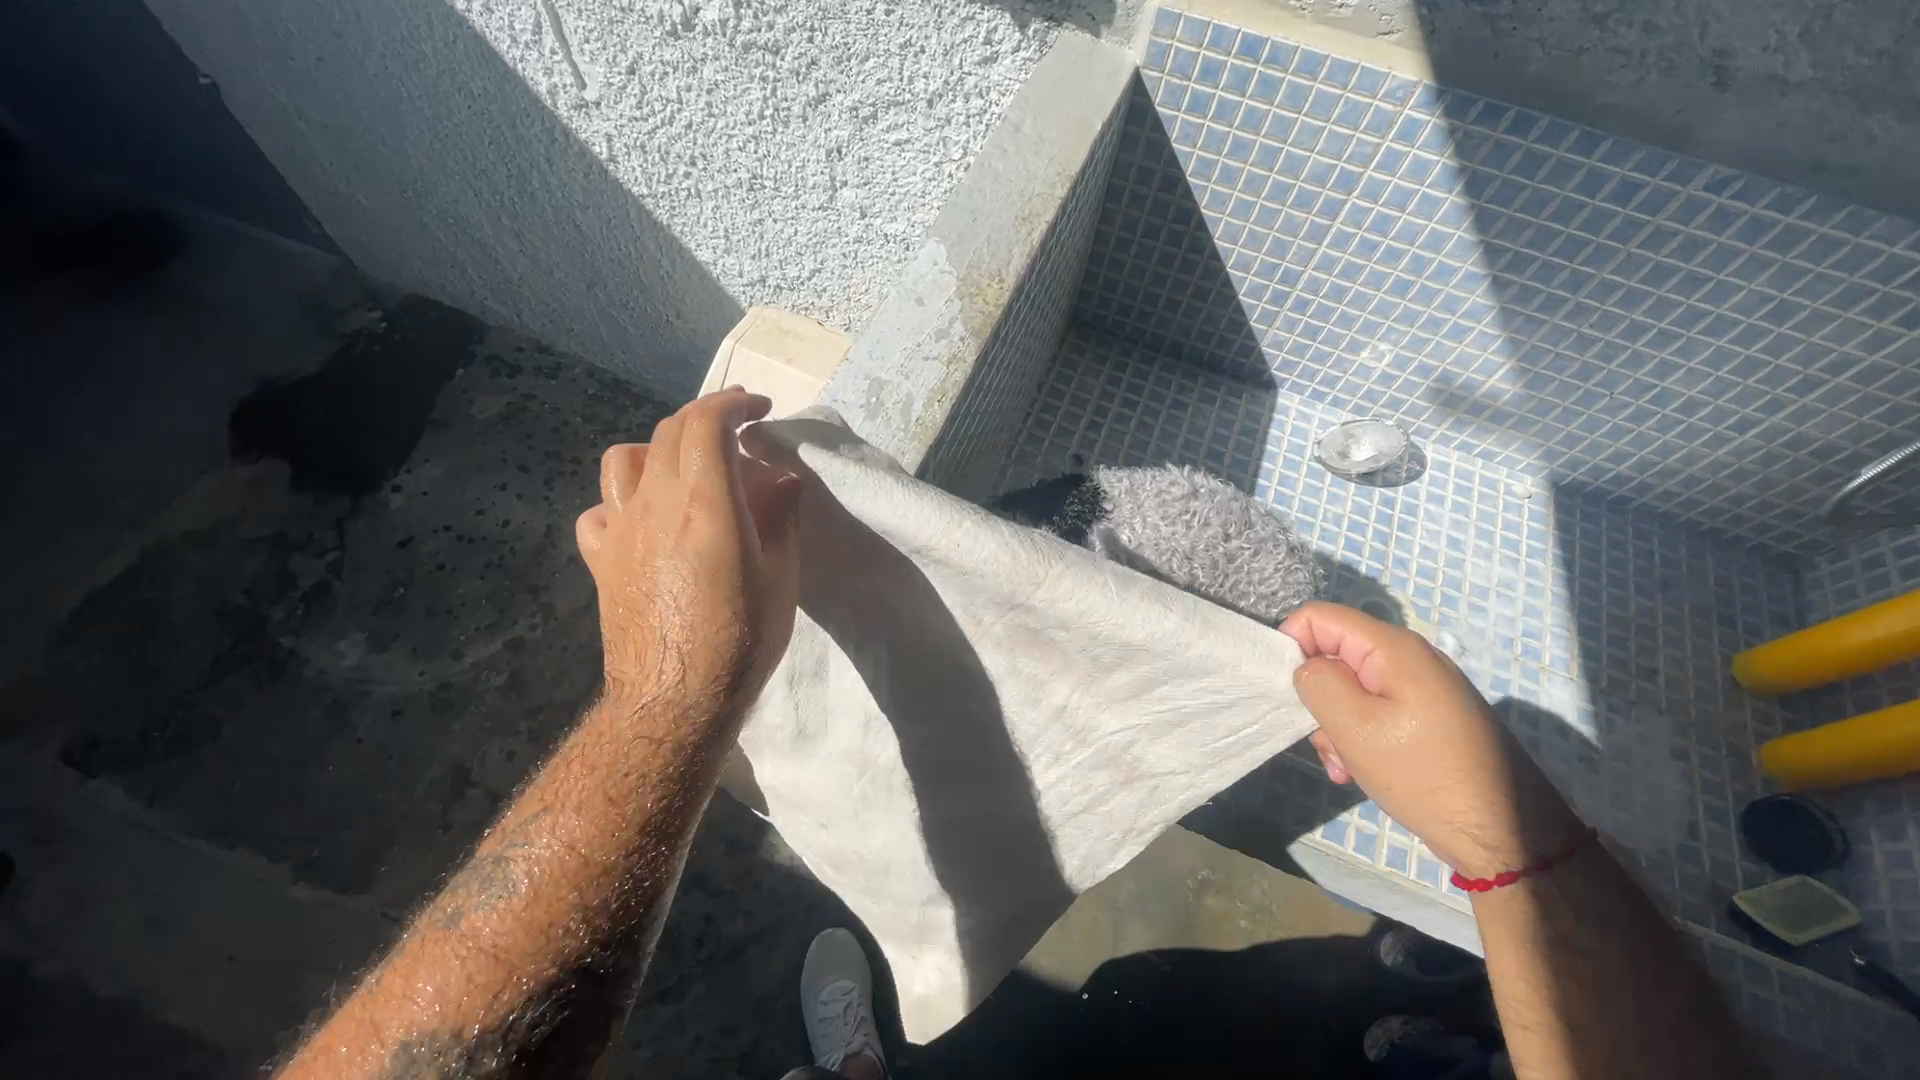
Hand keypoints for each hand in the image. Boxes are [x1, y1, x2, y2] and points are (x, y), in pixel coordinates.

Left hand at [576, 389, 802, 724]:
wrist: (675, 700)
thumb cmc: (741, 640)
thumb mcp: (781, 578)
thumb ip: (780, 519)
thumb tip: (782, 481)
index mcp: (705, 502)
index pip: (706, 422)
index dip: (733, 404)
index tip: (760, 410)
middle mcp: (655, 504)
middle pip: (670, 431)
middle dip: (707, 419)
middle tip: (739, 434)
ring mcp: (620, 530)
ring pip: (626, 459)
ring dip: (660, 449)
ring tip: (686, 470)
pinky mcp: (601, 560)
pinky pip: (600, 510)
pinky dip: (623, 500)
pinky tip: (644, 521)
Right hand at [1280, 602, 1582, 879]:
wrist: (1503, 832)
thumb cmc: (1422, 773)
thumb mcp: (1354, 727)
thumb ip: (1317, 682)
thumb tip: (1305, 664)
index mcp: (1393, 647)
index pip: (1317, 617)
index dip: (1292, 646)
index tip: (1290, 693)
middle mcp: (1409, 656)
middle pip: (1334, 653)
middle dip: (1316, 696)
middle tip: (1325, 741)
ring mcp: (1422, 687)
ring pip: (1350, 687)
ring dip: (1335, 724)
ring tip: (1344, 765)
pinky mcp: (1428, 715)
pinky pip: (1375, 709)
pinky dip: (1358, 735)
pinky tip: (1359, 770)